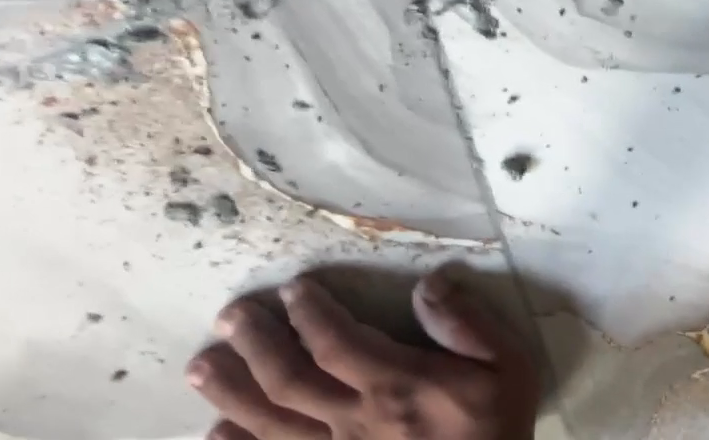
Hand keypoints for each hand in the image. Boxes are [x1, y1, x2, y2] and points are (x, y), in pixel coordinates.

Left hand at [185, 269, 539, 439]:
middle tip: (232, 315)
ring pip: (269, 424)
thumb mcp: (506, 362)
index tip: (293, 289)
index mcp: (398, 385)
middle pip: (289, 382)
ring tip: (203, 364)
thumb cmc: (497, 421)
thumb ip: (466, 323)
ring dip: (231, 393)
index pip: (338, 343)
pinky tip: (215, 434)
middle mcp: (355, 420)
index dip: (310, 314)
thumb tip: (429, 283)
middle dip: (256, 345)